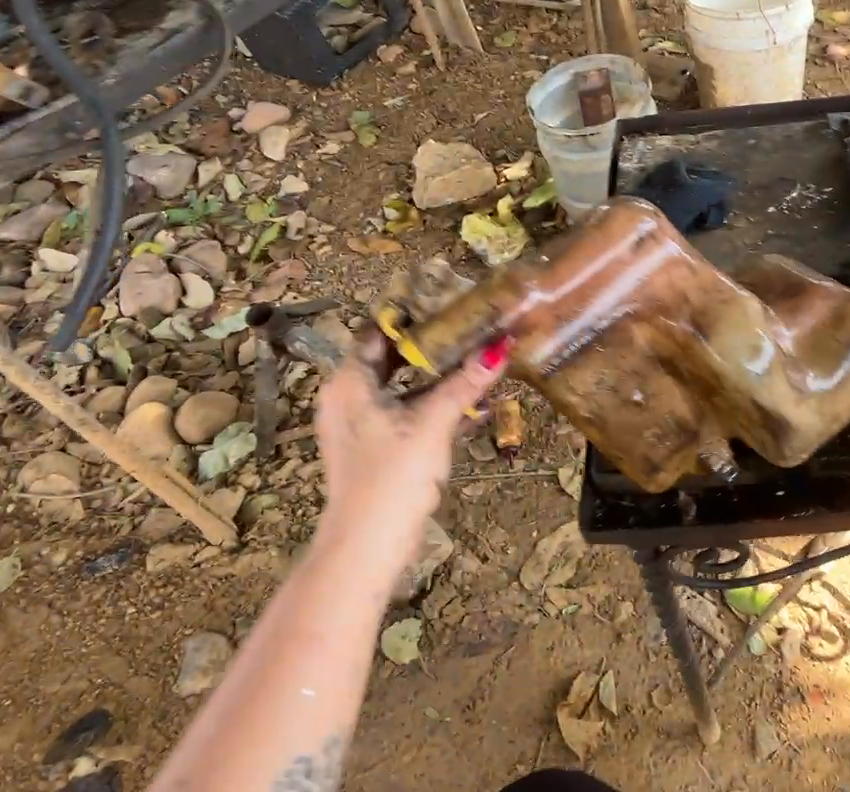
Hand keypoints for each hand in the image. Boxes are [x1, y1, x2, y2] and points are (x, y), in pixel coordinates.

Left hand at [311, 331, 508, 529]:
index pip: (379, 331)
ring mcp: (359, 425)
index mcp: (349, 381)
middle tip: (474, 328)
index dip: (415, 315)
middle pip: (392, 357)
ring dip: (437, 377)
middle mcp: (347, 397)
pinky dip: (431, 404)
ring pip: (401, 387)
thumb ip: (466, 382)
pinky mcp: (373, 448)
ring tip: (478, 361)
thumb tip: (502, 345)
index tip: (454, 302)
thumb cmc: (392, 475)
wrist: (365, 547)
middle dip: (433, 345)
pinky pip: (404, 412)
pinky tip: (470, 406)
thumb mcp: (433, 423)